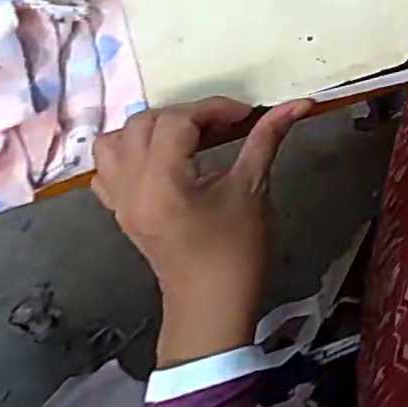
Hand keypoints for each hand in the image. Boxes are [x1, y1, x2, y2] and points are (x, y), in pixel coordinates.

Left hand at [91, 97, 313, 360]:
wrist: (212, 302)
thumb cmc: (237, 248)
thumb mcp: (255, 187)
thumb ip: (268, 138)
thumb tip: (298, 104)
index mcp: (161, 183)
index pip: (176, 121)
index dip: (214, 108)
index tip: (247, 115)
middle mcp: (129, 187)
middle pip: (143, 124)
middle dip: (188, 113)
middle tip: (226, 123)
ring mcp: (118, 200)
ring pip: (115, 141)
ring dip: (153, 128)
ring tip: (192, 135)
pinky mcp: (120, 210)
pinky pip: (108, 167)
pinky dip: (132, 151)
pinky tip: (166, 156)